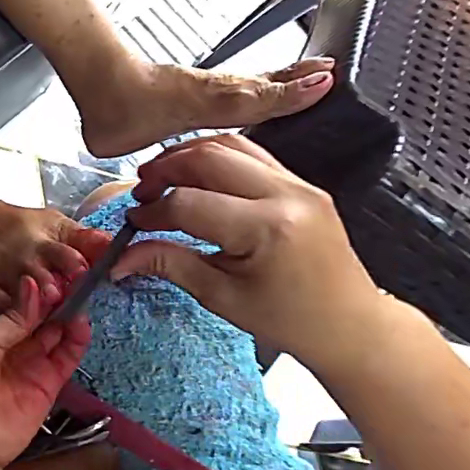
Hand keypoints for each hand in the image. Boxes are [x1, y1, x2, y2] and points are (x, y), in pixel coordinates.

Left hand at [0, 275, 91, 469]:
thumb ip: (11, 317)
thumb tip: (33, 285)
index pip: (17, 305)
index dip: (35, 289)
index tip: (52, 271)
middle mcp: (11, 346)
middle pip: (40, 316)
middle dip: (55, 298)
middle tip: (73, 277)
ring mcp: (31, 364)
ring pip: (56, 333)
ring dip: (68, 315)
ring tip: (80, 295)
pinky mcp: (49, 385)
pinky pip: (67, 357)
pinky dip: (77, 340)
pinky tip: (82, 323)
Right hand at [109, 133, 391, 372]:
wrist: (348, 324)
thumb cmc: (288, 319)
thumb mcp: (220, 297)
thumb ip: (170, 265)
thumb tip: (122, 258)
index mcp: (267, 229)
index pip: (189, 203)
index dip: (152, 212)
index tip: (133, 224)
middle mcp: (287, 195)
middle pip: (209, 158)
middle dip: (165, 170)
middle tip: (141, 192)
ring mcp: (299, 184)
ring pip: (231, 145)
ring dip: (189, 155)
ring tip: (162, 177)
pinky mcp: (302, 184)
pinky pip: (253, 154)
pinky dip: (217, 158)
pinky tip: (196, 176)